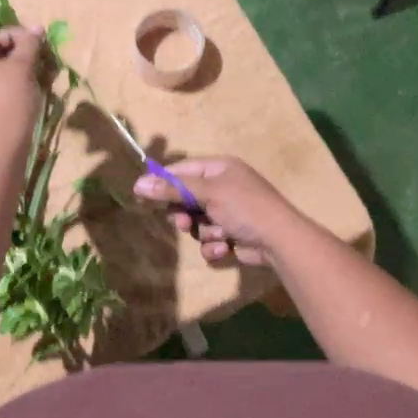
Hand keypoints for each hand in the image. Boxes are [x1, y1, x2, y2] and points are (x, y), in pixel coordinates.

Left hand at [0, 27, 45, 149]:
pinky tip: (26, 93)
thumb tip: (37, 27)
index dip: (11, 37)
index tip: (32, 46)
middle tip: (36, 61)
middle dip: (15, 55)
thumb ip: (29, 44)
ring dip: (15, 72)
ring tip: (35, 77)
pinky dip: (9, 87)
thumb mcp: (22, 67)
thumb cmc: (10, 100)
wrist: (1, 145)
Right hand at [132, 157, 307, 266]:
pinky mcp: (232, 235)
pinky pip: (209, 240)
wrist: (280, 241)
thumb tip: (137, 184)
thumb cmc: (244, 208)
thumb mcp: (207, 194)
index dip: (163, 181)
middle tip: (183, 222)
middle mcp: (224, 188)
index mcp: (220, 169)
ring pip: (197, 223)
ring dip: (204, 232)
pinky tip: (226, 248)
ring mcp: (229, 213)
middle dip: (184, 213)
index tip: (142, 193)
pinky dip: (215, 246)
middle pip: (187, 198)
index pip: (183, 170)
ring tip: (217, 236)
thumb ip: (172, 189)